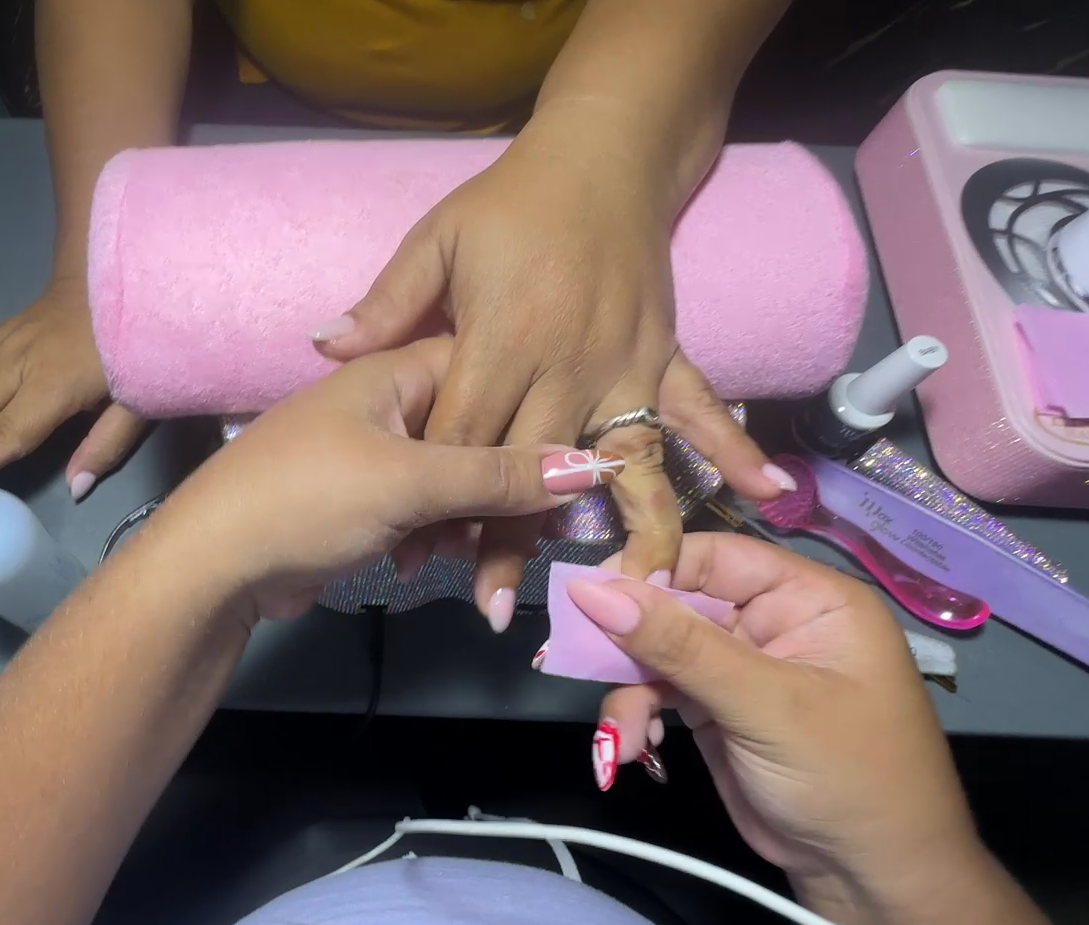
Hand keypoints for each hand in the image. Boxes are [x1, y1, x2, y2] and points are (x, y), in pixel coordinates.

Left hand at [144, 337, 603, 624]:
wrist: (217, 565)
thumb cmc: (308, 500)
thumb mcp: (406, 481)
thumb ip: (495, 473)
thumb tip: (588, 465)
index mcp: (392, 372)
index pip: (486, 372)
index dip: (531, 417)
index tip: (573, 467)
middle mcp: (388, 405)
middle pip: (475, 432)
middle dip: (504, 484)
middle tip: (534, 531)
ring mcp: (376, 456)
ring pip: (453, 478)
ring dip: (474, 519)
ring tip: (490, 561)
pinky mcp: (369, 503)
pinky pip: (427, 510)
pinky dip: (443, 536)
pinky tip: (453, 567)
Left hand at [315, 105, 785, 625]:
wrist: (607, 152)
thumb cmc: (509, 203)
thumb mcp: (436, 239)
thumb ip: (387, 303)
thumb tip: (323, 340)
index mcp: (503, 337)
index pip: (463, 435)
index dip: (439, 495)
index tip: (421, 555)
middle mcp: (568, 363)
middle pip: (529, 469)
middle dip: (509, 540)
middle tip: (492, 608)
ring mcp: (625, 364)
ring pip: (614, 462)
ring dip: (620, 529)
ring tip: (630, 593)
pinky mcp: (664, 357)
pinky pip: (695, 411)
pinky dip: (729, 451)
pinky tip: (765, 496)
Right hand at [566, 532, 979, 892]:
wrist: (868, 878)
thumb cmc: (846, 778)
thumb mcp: (762, 704)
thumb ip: (677, 644)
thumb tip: (591, 589)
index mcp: (805, 598)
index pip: (711, 555)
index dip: (649, 569)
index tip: (592, 597)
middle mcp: (766, 621)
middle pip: (671, 604)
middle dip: (627, 644)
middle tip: (580, 662)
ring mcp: (734, 664)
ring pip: (652, 651)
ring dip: (627, 693)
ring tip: (621, 738)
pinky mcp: (709, 704)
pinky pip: (653, 689)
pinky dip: (635, 715)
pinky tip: (634, 747)